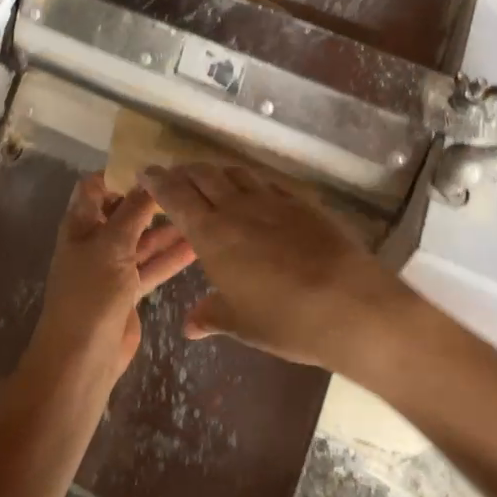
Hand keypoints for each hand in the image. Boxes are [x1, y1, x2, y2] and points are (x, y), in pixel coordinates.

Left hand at [27, 174, 197, 379]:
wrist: (83, 357)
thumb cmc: (90, 294)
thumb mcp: (112, 245)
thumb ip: (134, 210)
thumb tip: (151, 174)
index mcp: (80, 224)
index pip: (96, 186)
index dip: (121, 173)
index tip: (155, 162)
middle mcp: (95, 240)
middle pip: (125, 211)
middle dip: (152, 199)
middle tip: (189, 183)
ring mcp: (113, 267)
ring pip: (144, 239)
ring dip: (168, 228)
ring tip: (202, 209)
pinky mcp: (130, 291)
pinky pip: (153, 266)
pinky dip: (172, 256)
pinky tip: (200, 245)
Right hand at [137, 165, 414, 373]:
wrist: (350, 303)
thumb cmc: (286, 320)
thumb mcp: (243, 324)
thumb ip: (212, 316)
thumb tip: (190, 325)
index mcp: (212, 234)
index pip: (176, 196)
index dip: (158, 182)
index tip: (146, 172)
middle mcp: (237, 208)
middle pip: (203, 175)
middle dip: (184, 171)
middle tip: (173, 175)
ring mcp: (272, 201)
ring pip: (235, 173)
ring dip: (216, 172)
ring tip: (209, 178)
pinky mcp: (301, 202)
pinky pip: (267, 182)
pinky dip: (251, 181)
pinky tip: (254, 190)